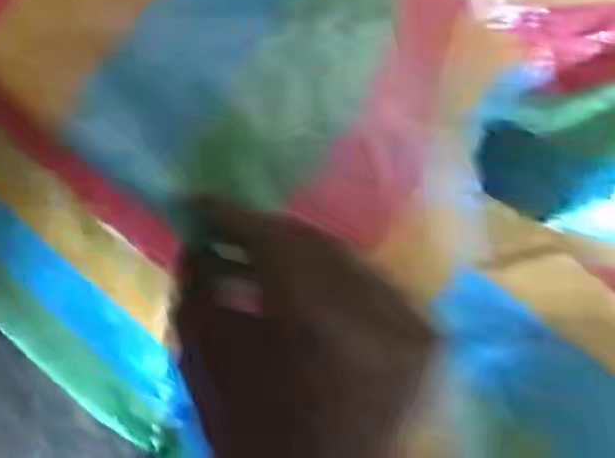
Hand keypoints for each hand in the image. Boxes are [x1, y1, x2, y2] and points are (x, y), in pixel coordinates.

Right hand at [173, 200, 436, 457]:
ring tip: (252, 251)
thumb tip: (198, 237)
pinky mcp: (428, 347)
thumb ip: (198, 278)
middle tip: (217, 223)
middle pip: (309, 240)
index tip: (189, 201)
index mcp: (318, 318)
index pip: (267, 235)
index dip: (223, 212)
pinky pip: (369, 282)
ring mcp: (414, 333)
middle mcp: (379, 317)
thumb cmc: (247, 416)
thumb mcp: (200, 342)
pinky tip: (294, 278)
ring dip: (293, 247)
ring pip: (343, 257)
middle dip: (259, 226)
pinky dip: (328, 270)